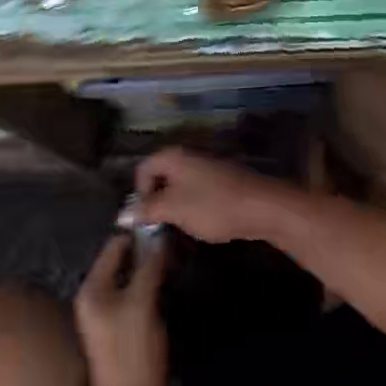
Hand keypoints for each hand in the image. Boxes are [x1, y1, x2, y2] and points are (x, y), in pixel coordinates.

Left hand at [75, 232, 168, 385]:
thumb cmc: (133, 355)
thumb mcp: (142, 305)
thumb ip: (148, 267)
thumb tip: (159, 236)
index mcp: (91, 287)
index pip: (115, 245)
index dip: (140, 235)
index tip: (168, 227)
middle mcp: (94, 296)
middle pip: (122, 260)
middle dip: (148, 251)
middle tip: (178, 244)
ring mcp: (106, 314)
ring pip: (131, 278)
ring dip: (151, 268)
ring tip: (178, 260)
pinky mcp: (120, 328)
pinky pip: (135, 295)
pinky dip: (151, 286)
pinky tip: (169, 284)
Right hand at [133, 147, 297, 244]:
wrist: (263, 207)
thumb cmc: (213, 205)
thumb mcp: (174, 209)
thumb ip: (147, 210)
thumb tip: (122, 214)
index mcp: (173, 156)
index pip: (142, 169)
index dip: (138, 194)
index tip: (144, 219)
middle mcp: (189, 156)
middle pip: (161, 177)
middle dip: (156, 202)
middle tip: (158, 227)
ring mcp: (208, 168)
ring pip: (180, 187)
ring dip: (175, 208)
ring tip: (179, 229)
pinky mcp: (223, 182)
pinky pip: (198, 192)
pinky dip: (193, 208)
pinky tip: (202, 225)